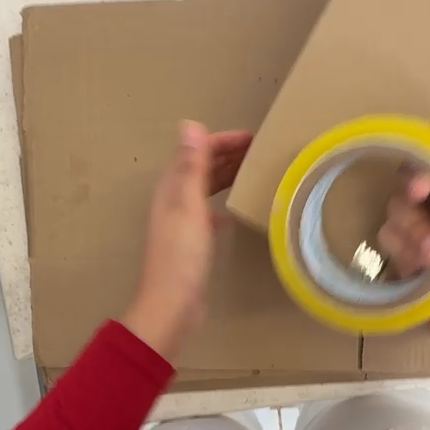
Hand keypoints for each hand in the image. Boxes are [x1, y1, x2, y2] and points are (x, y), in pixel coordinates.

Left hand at [120, 121, 253, 359]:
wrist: (171, 306)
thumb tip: (189, 124)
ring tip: (251, 173)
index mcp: (170, 190)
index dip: (222, 141)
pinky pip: (205, 216)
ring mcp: (179, 225)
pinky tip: (230, 216)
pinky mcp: (188, 246)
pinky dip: (218, 209)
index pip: (196, 152)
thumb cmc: (181, 256)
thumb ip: (190, 167)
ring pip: (203, 191)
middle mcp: (172, 203)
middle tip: (259, 152)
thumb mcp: (188, 206)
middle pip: (199, 170)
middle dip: (226, 157)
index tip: (253, 138)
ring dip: (224, 179)